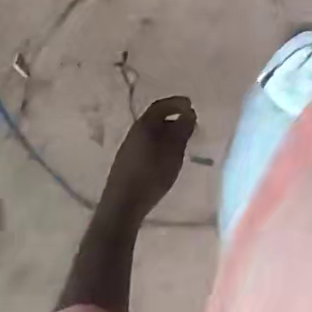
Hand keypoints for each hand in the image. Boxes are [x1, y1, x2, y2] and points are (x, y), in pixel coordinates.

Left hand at [102, 96, 196, 219]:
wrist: (121, 208)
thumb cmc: (151, 174)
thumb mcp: (174, 151)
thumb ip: (183, 129)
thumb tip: (189, 113)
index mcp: (144, 125)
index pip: (161, 106)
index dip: (176, 103)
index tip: (190, 105)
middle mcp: (133, 133)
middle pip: (154, 119)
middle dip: (172, 119)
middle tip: (187, 124)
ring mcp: (127, 149)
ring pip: (149, 134)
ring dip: (164, 134)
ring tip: (178, 144)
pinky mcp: (124, 165)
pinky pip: (144, 146)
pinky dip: (157, 146)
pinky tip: (164, 159)